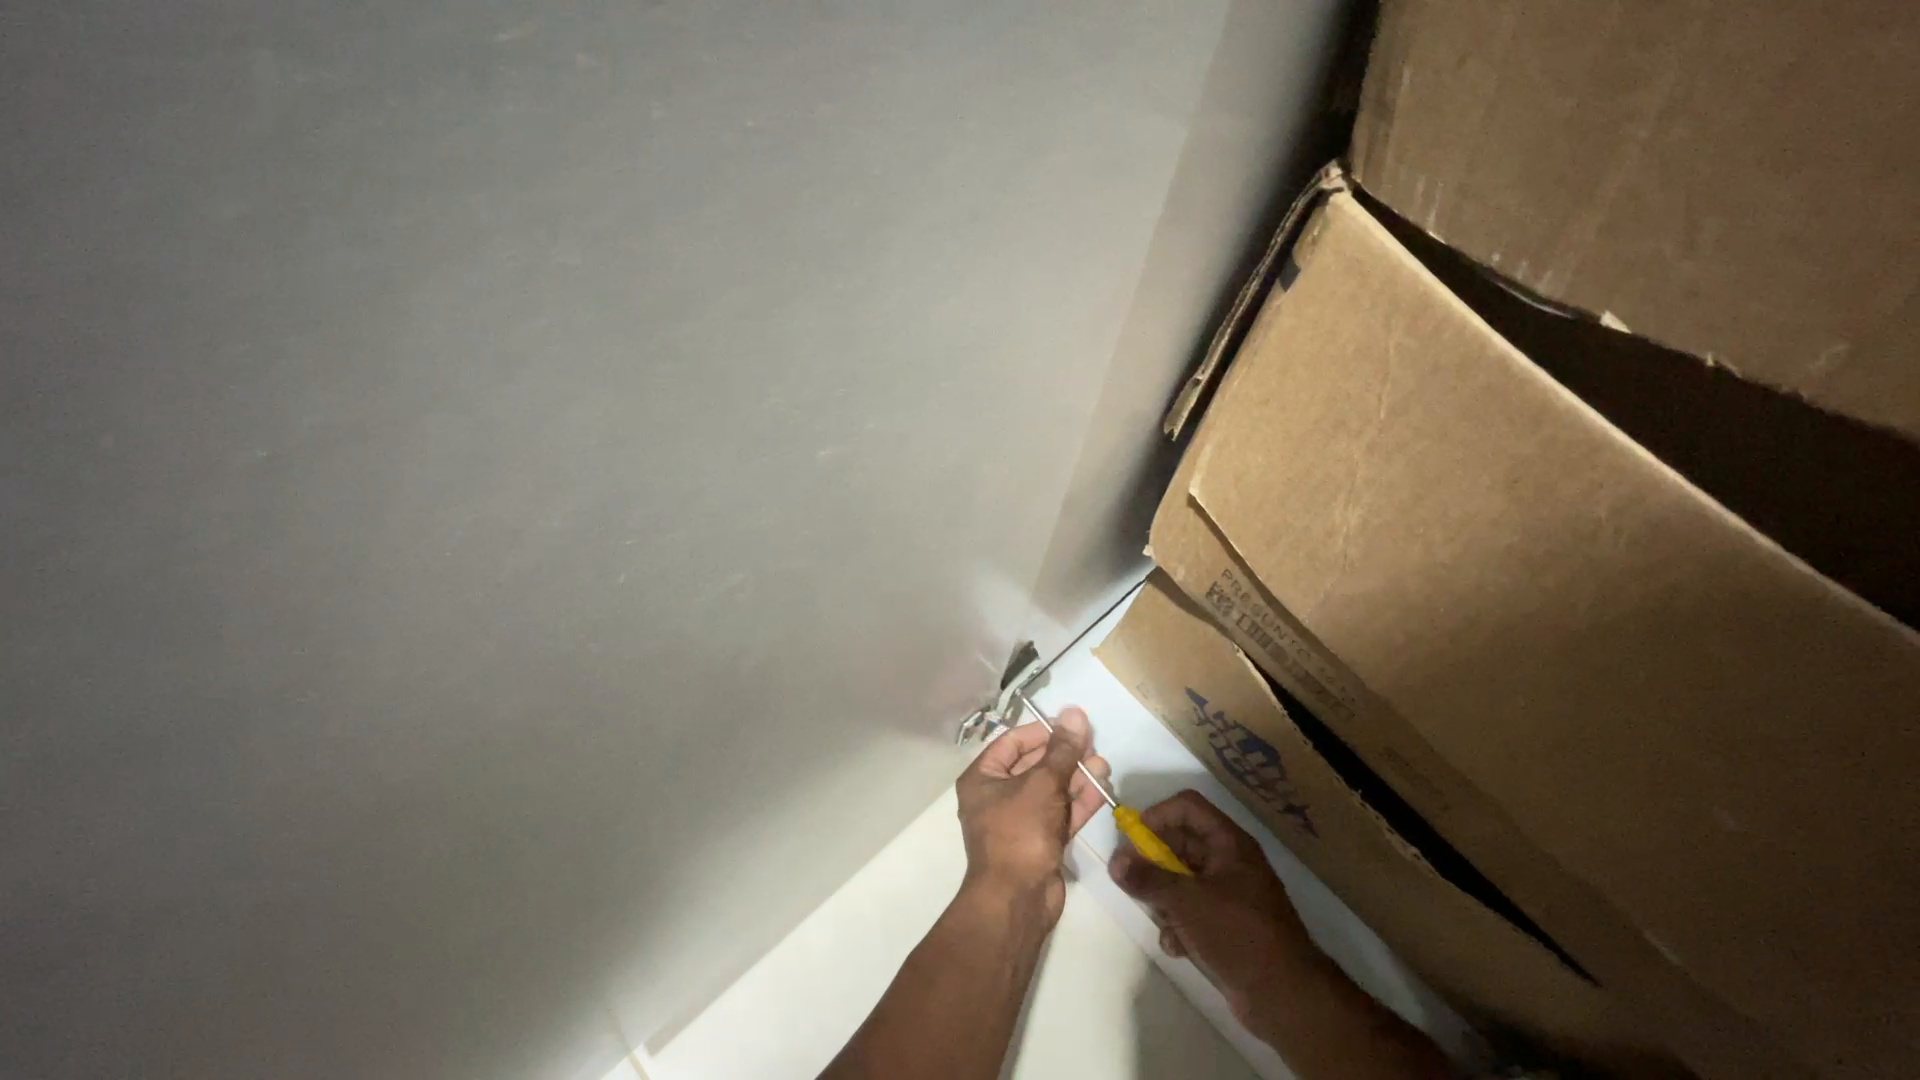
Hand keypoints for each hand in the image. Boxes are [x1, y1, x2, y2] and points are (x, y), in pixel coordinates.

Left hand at [955, 706, 1109, 924]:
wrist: (1017, 899)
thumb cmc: (1019, 831)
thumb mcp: (1042, 783)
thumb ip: (1062, 750)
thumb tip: (1075, 713)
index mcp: (982, 779)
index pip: (1012, 742)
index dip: (1041, 731)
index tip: (1071, 725)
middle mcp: (996, 797)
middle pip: (1033, 765)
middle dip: (1064, 755)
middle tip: (1093, 743)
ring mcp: (1019, 822)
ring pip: (1050, 791)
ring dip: (1076, 777)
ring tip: (1104, 765)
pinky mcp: (1039, 843)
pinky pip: (1059, 814)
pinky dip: (1078, 802)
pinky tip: (1102, 788)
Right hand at [1108, 790, 1318, 1021]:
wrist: (1285, 997)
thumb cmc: (1238, 934)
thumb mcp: (1187, 902)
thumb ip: (1148, 879)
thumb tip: (1115, 862)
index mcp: (1228, 843)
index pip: (1187, 807)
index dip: (1157, 815)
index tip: (1131, 839)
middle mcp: (1229, 862)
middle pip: (1180, 843)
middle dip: (1152, 861)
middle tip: (1128, 877)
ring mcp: (1228, 896)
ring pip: (1182, 880)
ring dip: (1164, 898)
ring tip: (1158, 917)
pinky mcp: (1226, 926)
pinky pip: (1191, 912)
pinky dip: (1179, 926)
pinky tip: (1177, 946)